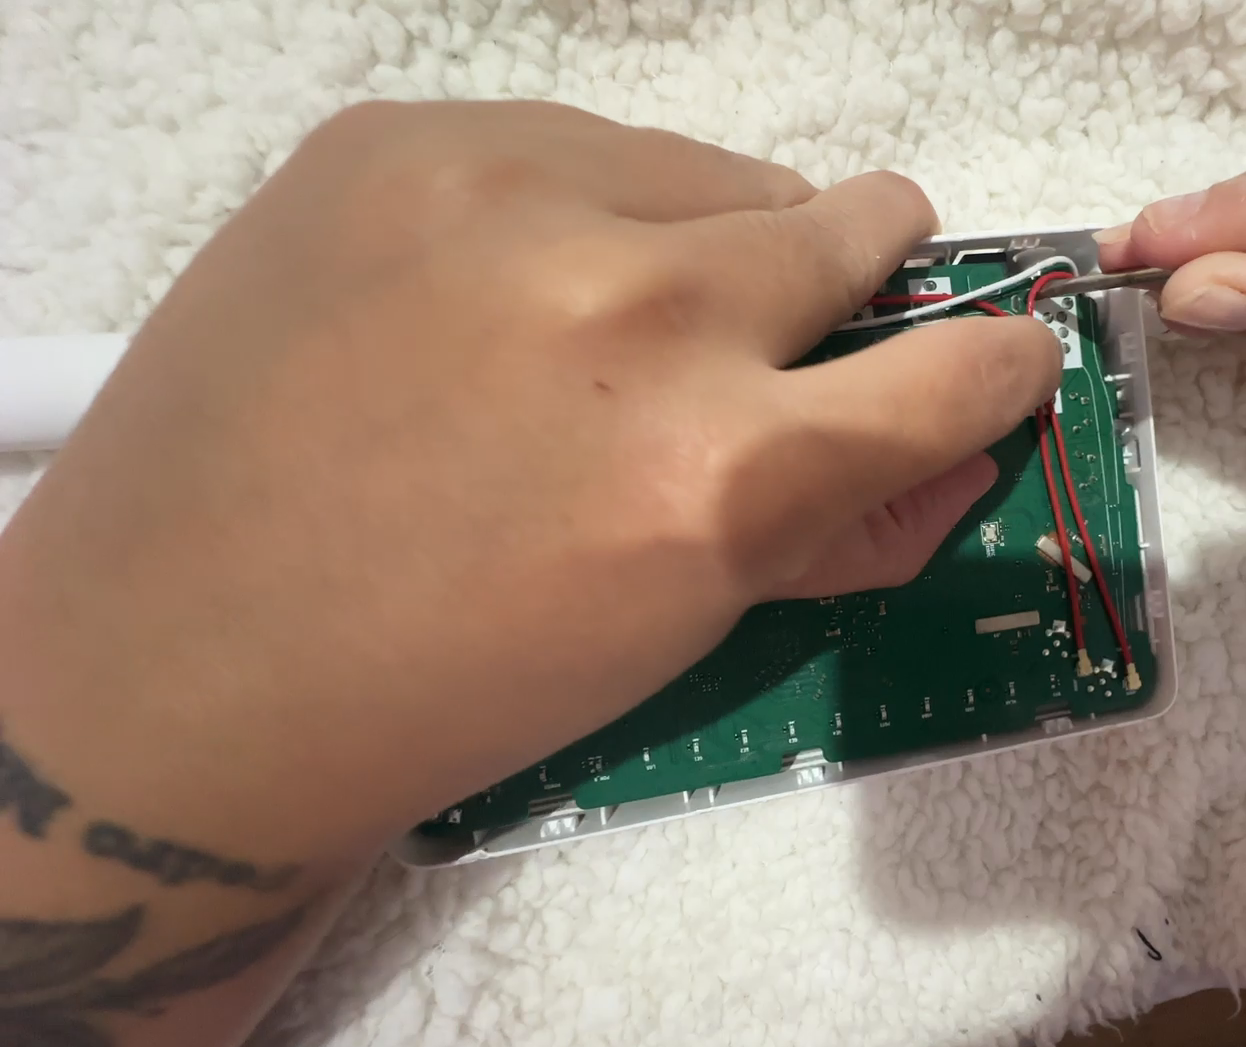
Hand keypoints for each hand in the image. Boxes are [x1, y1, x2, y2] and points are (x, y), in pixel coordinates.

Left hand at [0, 101, 1058, 859]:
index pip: (956, 374)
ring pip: (743, 176)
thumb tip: (979, 450)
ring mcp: (513, 197)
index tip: (1007, 358)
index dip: (1007, 363)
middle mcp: (640, 310)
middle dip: (877, 279)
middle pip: (861, 223)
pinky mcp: (405, 138)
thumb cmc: (494, 669)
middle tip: (817, 333)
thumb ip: (867, 524)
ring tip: (656, 327)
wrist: (200, 659)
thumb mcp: (707, 618)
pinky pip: (612, 152)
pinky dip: (629, 216)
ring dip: (749, 248)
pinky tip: (545, 291)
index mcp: (721, 470)